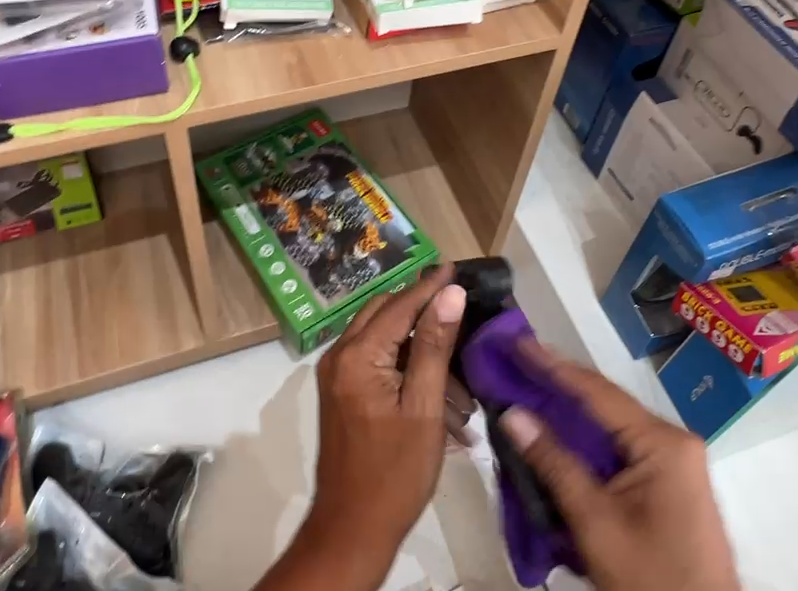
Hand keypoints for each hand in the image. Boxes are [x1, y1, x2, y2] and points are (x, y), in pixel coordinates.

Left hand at [257, 266, 466, 590]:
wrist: (353, 529)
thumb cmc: (395, 472)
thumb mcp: (424, 407)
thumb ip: (435, 346)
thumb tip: (449, 294)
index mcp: (357, 356)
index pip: (399, 306)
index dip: (430, 286)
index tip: (456, 268)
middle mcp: (339, 356)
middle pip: (385, 314)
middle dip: (424, 313)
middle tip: (461, 310)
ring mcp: (337, 375)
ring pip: (382, 339)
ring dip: (419, 348)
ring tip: (460, 375)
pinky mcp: (342, 393)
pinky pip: (375, 362)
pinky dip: (406, 368)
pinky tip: (439, 392)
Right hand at [500, 341, 738, 590]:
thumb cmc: (651, 577)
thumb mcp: (596, 523)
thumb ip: (554, 464)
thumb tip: (513, 413)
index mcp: (663, 442)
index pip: (598, 392)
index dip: (553, 365)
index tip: (518, 340)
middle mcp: (673, 441)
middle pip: (605, 404)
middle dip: (558, 386)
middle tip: (514, 363)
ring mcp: (674, 463)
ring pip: (611, 427)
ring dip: (569, 415)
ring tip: (526, 390)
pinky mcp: (669, 484)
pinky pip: (620, 448)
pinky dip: (586, 442)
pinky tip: (556, 435)